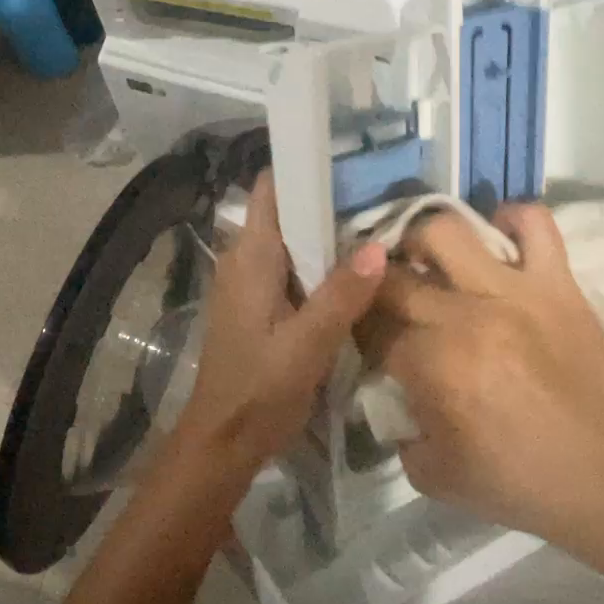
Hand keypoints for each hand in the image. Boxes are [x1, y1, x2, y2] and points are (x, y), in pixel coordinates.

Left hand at [175, 170, 387, 466]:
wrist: (222, 442)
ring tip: (379, 228)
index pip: (272, 187)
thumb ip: (341, 295)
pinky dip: (321, 264)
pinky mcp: (260, 304)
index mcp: (251, 255)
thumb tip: (378, 245)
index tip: (351, 160)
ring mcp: (251, 282)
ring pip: (293, 241)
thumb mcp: (307, 344)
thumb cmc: (259, 389)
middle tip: (382, 197)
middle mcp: (246, 258)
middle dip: (329, 201)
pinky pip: (292, 268)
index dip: (306, 167)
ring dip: (328, 235)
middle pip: (288, 211)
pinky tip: (355, 274)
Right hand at [360, 204, 603, 546]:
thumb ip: (399, 429)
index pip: (373, 328)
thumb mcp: (436, 475)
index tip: (366, 337)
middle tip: (384, 298)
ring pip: (447, 231)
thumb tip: (391, 392)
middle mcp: (467, 315)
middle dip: (377, 286)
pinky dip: (511, 218)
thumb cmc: (521, 481)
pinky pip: (534, 223)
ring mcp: (515, 290)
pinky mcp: (557, 282)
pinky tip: (497, 237)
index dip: (361, 330)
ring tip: (426, 257)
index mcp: (434, 366)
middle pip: (396, 276)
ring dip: (422, 241)